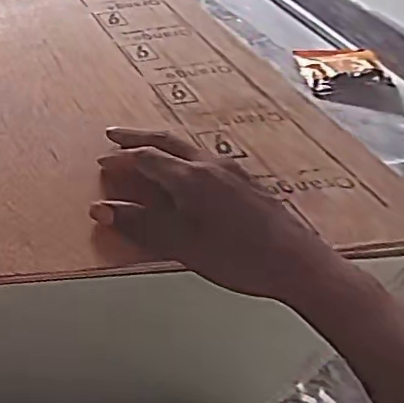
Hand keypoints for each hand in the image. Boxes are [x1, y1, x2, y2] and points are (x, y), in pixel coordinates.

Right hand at [91, 127, 359, 309]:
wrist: (303, 268)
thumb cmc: (239, 256)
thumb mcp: (178, 243)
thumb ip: (137, 223)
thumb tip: (100, 209)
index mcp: (190, 177)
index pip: (145, 158)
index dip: (121, 159)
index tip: (103, 162)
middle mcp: (211, 167)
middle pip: (167, 141)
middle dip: (137, 137)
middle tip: (116, 135)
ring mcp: (235, 173)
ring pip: (189, 148)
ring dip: (163, 145)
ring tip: (149, 149)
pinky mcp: (250, 185)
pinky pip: (209, 160)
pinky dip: (186, 157)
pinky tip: (190, 172)